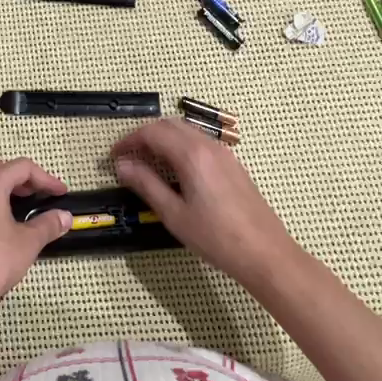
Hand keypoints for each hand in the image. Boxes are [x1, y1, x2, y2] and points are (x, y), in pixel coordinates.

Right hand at [111, 120, 297, 287]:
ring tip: (148, 162)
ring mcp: (224, 153)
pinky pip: (200, 142)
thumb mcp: (174, 214)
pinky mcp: (233, 164)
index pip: (152, 133)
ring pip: (186, 131)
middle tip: (129, 157)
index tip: (114, 156)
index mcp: (191, 155)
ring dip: (163, 139)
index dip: (129, 141)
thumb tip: (122, 165)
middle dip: (145, 136)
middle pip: (169, 125)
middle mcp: (208, 145)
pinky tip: (176, 170)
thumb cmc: (217, 238)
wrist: (267, 254)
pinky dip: (180, 145)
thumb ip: (146, 185)